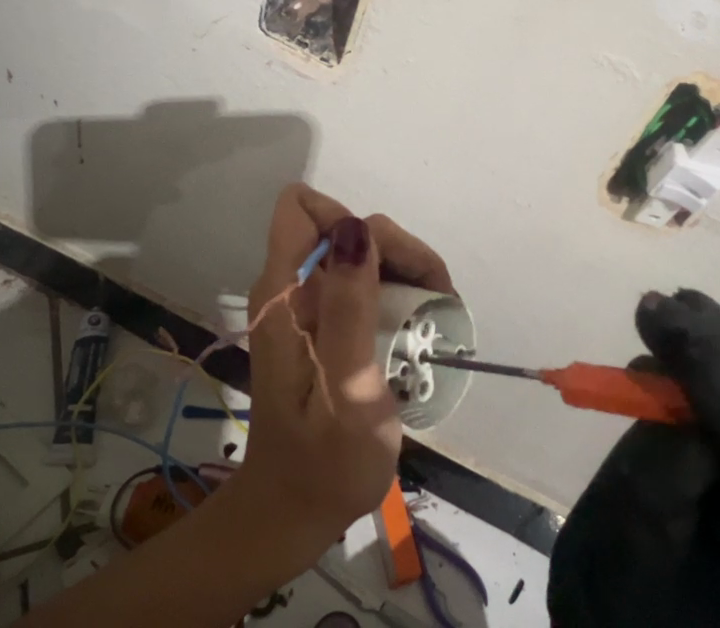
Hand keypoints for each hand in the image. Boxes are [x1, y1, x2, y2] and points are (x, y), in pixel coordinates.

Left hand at [234, 183, 455, 550]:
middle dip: (393, 250)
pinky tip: (418, 326)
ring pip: (357, 253)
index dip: (350, 221)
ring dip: (401, 272)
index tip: (388, 268)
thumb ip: (349, 306)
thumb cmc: (325, 460)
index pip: (302, 208)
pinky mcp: (321, 328)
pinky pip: (360, 284)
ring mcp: (305, 308)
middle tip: (434, 298)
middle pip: (342, 227)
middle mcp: (288, 289)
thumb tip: (356, 228)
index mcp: (283, 294)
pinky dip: (394, 293)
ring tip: (436, 315)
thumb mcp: (347, 385)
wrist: (295, 512)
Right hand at [547, 290, 719, 627]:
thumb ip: (660, 480)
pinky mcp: (714, 466)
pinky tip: (665, 341)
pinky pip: (715, 408)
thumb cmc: (615, 613)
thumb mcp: (627, 556)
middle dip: (718, 352)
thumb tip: (681, 404)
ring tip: (667, 305)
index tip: (676, 328)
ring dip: (710, 347)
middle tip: (663, 302)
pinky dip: (691, 367)